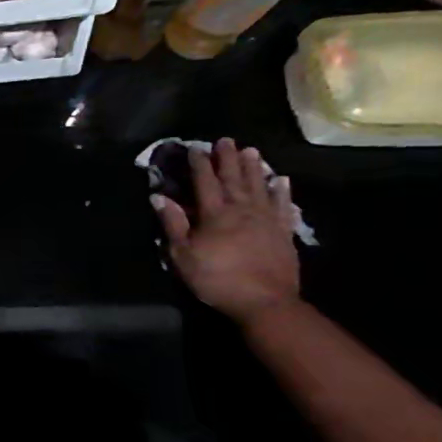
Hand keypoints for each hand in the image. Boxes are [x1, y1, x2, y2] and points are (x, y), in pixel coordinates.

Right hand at [151, 138, 300, 323]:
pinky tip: (281, 180)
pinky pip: (283, 206)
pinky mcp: (283, 233)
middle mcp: (242, 210)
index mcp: (215, 214)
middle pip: (234, 179)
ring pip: (259, 186)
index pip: (204, 183)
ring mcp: (266, 220)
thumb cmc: (216, 278)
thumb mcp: (183, 254)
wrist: (265, 302)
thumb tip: (159, 197)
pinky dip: (281, 191)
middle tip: (225, 140)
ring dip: (254, 168)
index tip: (195, 148)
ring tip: (251, 151)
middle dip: (227, 159)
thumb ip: (173, 224)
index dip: (199, 164)